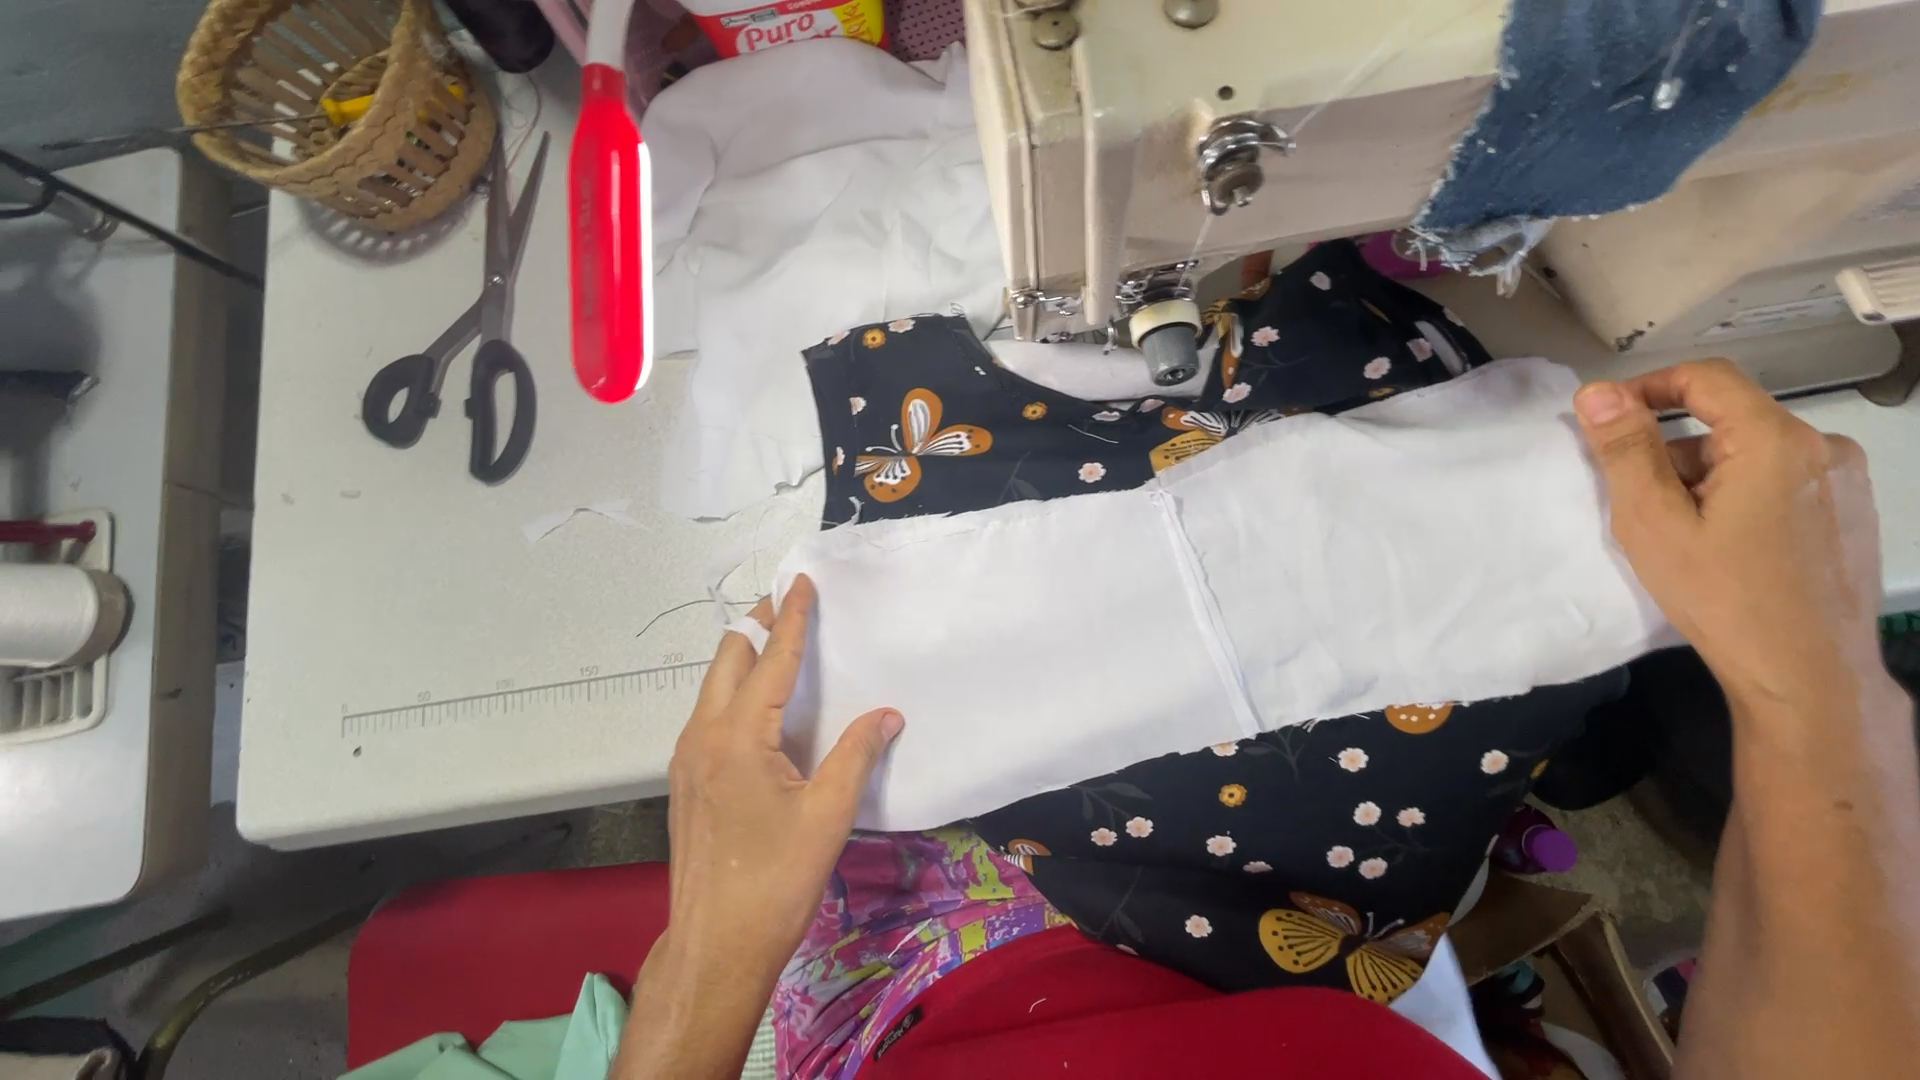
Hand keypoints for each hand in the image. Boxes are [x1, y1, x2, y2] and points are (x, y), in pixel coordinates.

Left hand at [657, 574, 902, 980]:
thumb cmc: (776, 880)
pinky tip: (762, 707)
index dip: (790, 618)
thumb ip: (857, 754)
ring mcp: (686, 758)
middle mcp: (702, 735)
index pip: (770, 659)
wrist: (715, 947)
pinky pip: (709, 713)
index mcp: (738, 736)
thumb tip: (887, 714)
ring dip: (744, 657)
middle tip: (791, 604)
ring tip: (779, 645)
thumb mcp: (828, 815)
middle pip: (728, 658)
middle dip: (758, 625)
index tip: (800, 581)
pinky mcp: (685, 780)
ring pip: (713, 685)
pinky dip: (735, 690)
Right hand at [1572, 359, 1886, 713]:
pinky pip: (1774, 478)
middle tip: (1628, 498)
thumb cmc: (1720, 594)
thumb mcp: (1652, 520)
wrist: (1806, 670)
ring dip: (1697, 473)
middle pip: (1725, 419)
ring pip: (1747, 452)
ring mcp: (1842, 480)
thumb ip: (1625, 450)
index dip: (1645, 388)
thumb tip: (1597, 393)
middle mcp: (1822, 448)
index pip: (1705, 378)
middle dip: (1666, 447)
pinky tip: (1714, 542)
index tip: (1602, 421)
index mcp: (1777, 441)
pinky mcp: (1845, 510)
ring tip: (1671, 531)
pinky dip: (1730, 492)